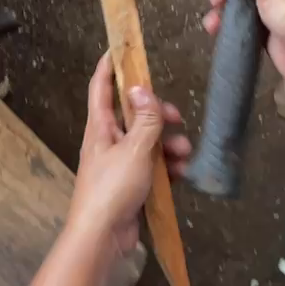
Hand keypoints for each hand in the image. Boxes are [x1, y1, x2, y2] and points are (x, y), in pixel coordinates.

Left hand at [68, 53, 191, 257]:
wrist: (102, 238)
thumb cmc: (113, 188)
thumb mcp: (134, 150)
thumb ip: (144, 120)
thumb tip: (142, 88)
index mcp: (100, 127)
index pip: (101, 87)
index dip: (108, 66)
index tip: (118, 48)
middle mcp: (107, 140)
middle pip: (132, 114)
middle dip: (155, 112)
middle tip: (175, 115)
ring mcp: (119, 162)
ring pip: (146, 140)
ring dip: (167, 142)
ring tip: (185, 152)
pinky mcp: (131, 183)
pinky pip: (152, 165)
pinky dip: (167, 166)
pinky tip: (183, 173)